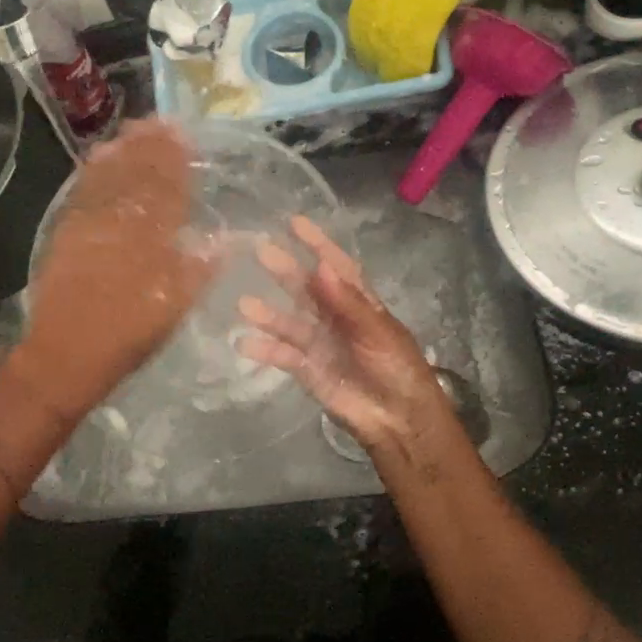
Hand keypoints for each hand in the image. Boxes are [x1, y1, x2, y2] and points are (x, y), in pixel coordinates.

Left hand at [20, 119, 216, 413]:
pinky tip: (100, 156)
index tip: (182, 135)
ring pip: (110, 176)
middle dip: (150, 146)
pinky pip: (83, 190)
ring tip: (135, 128)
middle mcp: (122, 222)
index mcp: (153, 239)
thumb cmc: (127, 336)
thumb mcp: (173, 308)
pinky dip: (94, 170)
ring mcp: (90, 224)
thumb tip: (223, 240)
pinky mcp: (66, 232)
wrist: (66, 352)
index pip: (168, 189)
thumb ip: (197, 270)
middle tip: (160, 121)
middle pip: (138, 175)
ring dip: (123, 150)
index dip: (176, 160)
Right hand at [239, 216, 464, 456]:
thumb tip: (320, 267)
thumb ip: (347, 303)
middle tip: (260, 251)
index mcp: (358, 303)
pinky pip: (281, 354)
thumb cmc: (398, 368)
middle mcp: (334, 317)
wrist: (398, 419)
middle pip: (305, 288)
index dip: (317, 244)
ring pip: (288, 321)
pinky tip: (244, 343)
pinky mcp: (306, 368)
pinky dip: (263, 348)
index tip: (294, 223)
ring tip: (243, 305)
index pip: (336, 266)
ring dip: (267, 313)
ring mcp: (318, 342)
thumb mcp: (378, 332)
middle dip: (284, 270)